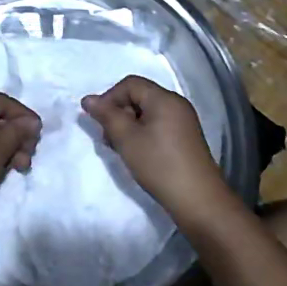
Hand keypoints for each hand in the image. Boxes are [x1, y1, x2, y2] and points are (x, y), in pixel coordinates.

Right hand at [82, 76, 231, 218]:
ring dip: (128, 125)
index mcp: (164, 99)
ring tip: (122, 148)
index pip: (129, 84)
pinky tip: (137, 153)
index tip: (100, 122)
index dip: (110, 98)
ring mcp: (183, 122)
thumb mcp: (125, 138)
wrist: (199, 201)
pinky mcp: (185, 138)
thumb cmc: (159, 164)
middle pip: (138, 96)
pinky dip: (142, 134)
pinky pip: (157, 125)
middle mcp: (177, 105)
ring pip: (146, 112)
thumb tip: (88, 99)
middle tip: (109, 138)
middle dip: (118, 113)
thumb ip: (105, 115)